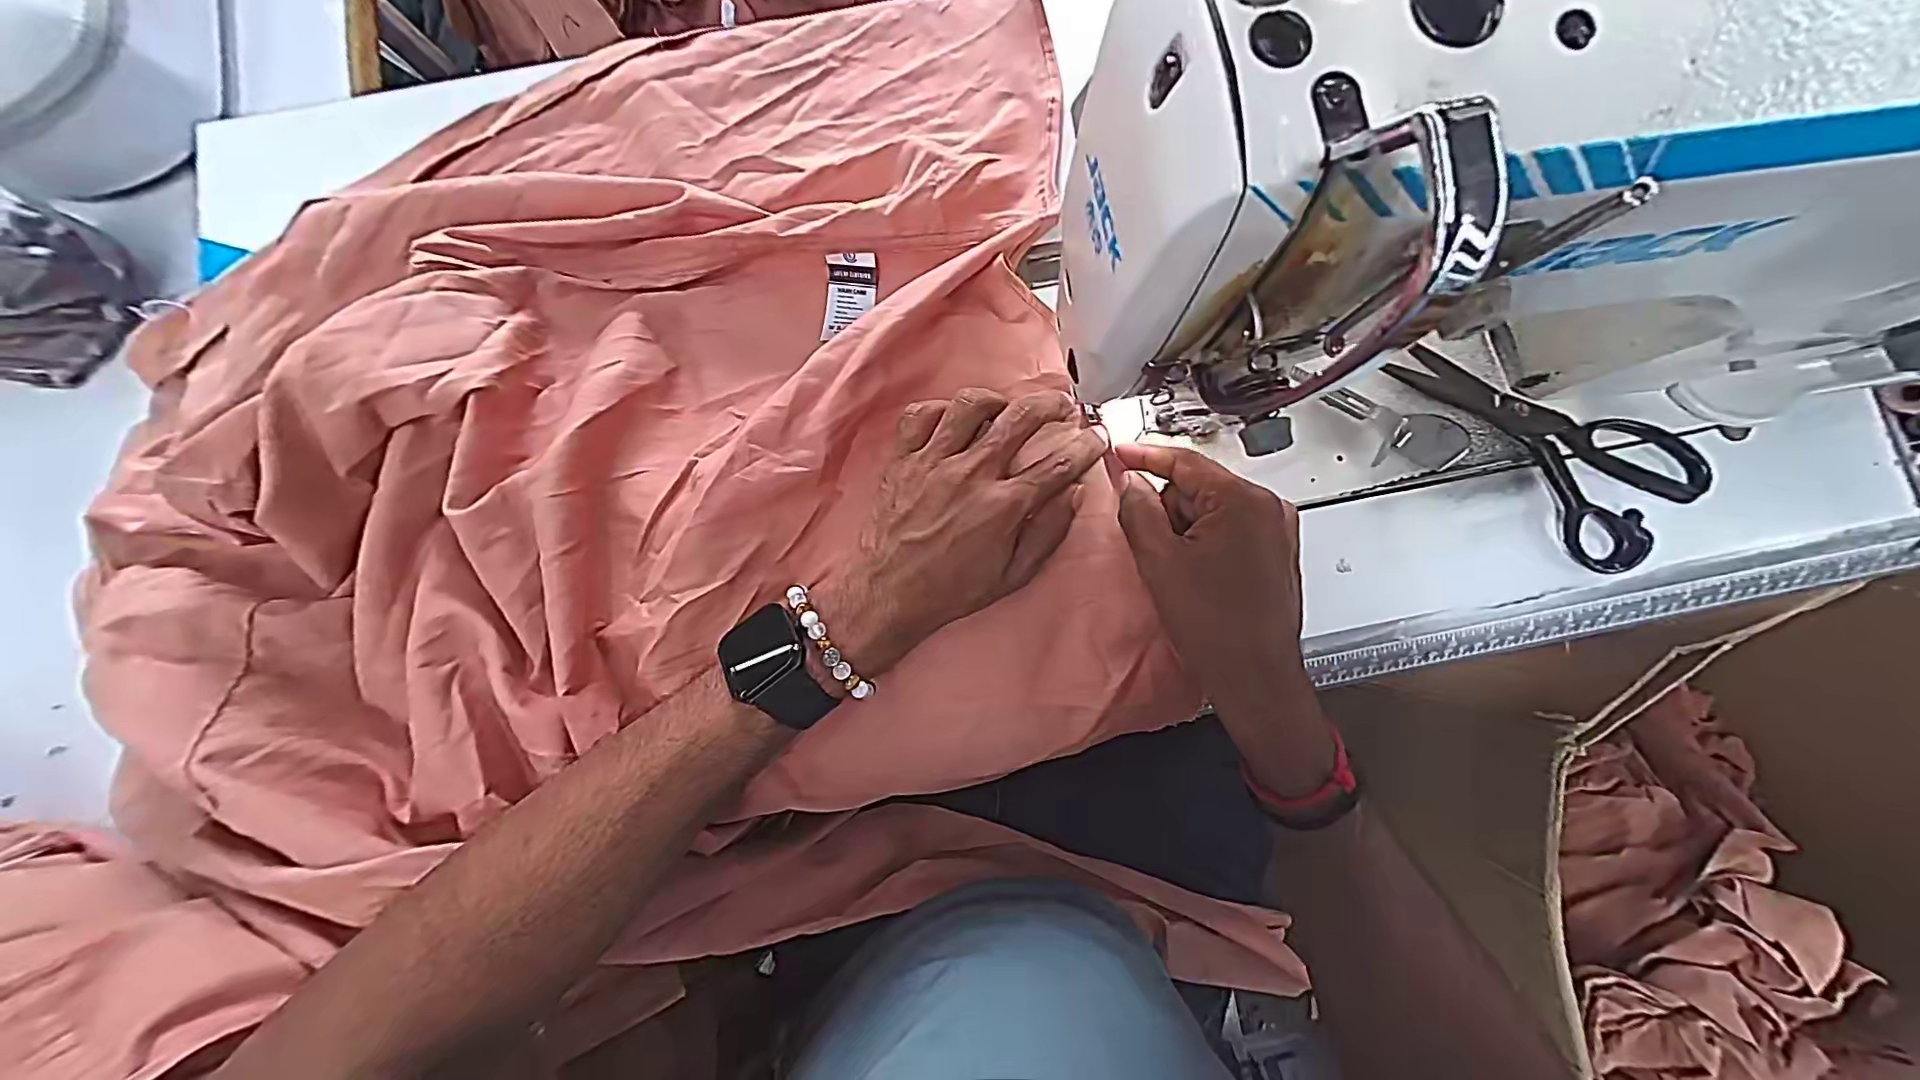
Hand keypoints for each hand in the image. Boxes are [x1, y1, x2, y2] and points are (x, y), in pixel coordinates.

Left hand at [813, 388, 1105, 674]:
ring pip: (971, 405)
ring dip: (998, 399)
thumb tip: (1075, 494)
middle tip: (1062, 407)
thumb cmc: (951, 589)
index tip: (1096, 436)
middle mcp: (971, 474)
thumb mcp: (1013, 574)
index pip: (1058, 463)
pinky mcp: (904, 460)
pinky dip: (940, 409)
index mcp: (1003, 505)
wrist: (890, 593)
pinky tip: (953, 419)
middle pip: (1021, 417)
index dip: (1085, 444)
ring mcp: (934, 462)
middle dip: (1051, 404)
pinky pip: (921, 415)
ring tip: (1007, 407)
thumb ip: (1049, 532)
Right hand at [1115, 442, 1334, 793]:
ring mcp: (1275, 529)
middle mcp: (1268, 508)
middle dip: (1168, 512)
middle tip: (1156, 551)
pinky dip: (1203, 544)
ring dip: (1184, 532)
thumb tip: (1130, 484)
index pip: (1185, 461)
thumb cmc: (1217, 627)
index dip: (1145, 456)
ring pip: (1209, 510)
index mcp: (1243, 501)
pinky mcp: (1274, 550)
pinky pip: (1227, 530)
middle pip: (1196, 487)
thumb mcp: (1159, 561)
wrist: (1254, 675)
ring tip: (1181, 574)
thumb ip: (1137, 511)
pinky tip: (1196, 577)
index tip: (1122, 452)